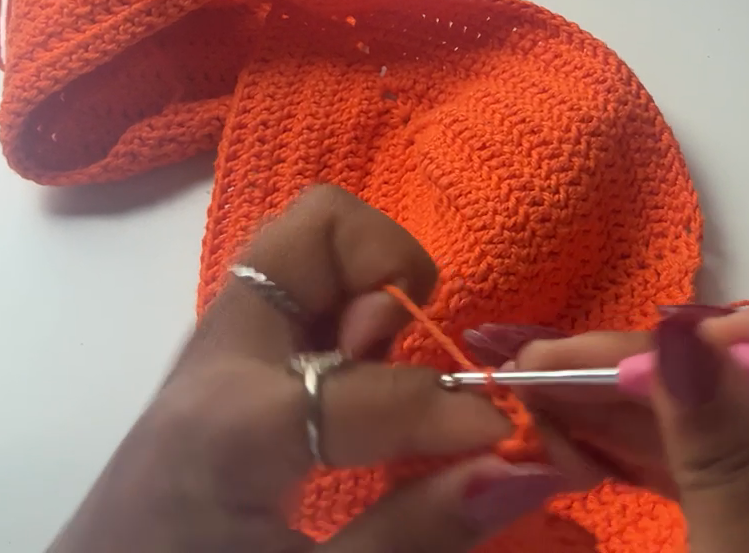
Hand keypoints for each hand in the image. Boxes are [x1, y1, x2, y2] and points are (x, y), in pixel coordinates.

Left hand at [50, 185, 566, 552]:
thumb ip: (421, 532)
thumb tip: (535, 464)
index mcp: (228, 429)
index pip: (376, 384)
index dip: (458, 412)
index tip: (496, 438)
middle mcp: (215, 363)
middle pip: (315, 225)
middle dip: (389, 269)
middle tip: (399, 352)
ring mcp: (213, 353)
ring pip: (308, 240)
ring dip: (372, 282)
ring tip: (379, 365)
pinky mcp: (223, 362)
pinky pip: (303, 282)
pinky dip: (352, 300)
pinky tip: (359, 376)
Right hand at [507, 277, 748, 551]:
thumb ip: (722, 456)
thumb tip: (675, 330)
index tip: (703, 348)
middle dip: (668, 355)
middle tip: (554, 361)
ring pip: (724, 397)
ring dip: (631, 391)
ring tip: (533, 384)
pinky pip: (702, 445)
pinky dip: (637, 438)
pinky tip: (565, 426)